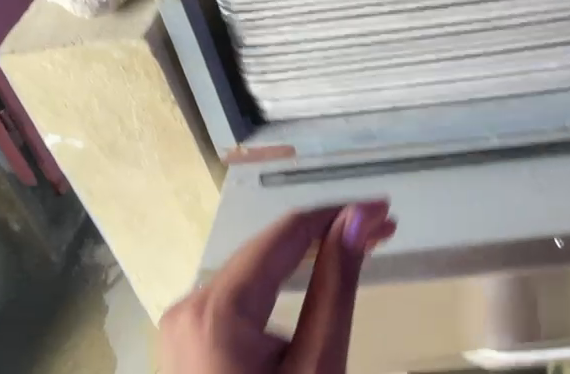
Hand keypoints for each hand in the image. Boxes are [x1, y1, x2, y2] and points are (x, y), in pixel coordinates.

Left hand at [160, 203, 394, 373]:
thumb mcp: (317, 366)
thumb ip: (337, 284)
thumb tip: (357, 217)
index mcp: (215, 308)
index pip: (288, 233)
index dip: (340, 213)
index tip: (387, 211)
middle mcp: (189, 303)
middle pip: (270, 247)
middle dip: (328, 233)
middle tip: (384, 230)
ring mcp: (183, 324)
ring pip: (257, 266)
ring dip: (309, 254)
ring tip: (361, 245)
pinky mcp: (188, 341)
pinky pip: (243, 292)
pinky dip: (283, 280)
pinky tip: (318, 273)